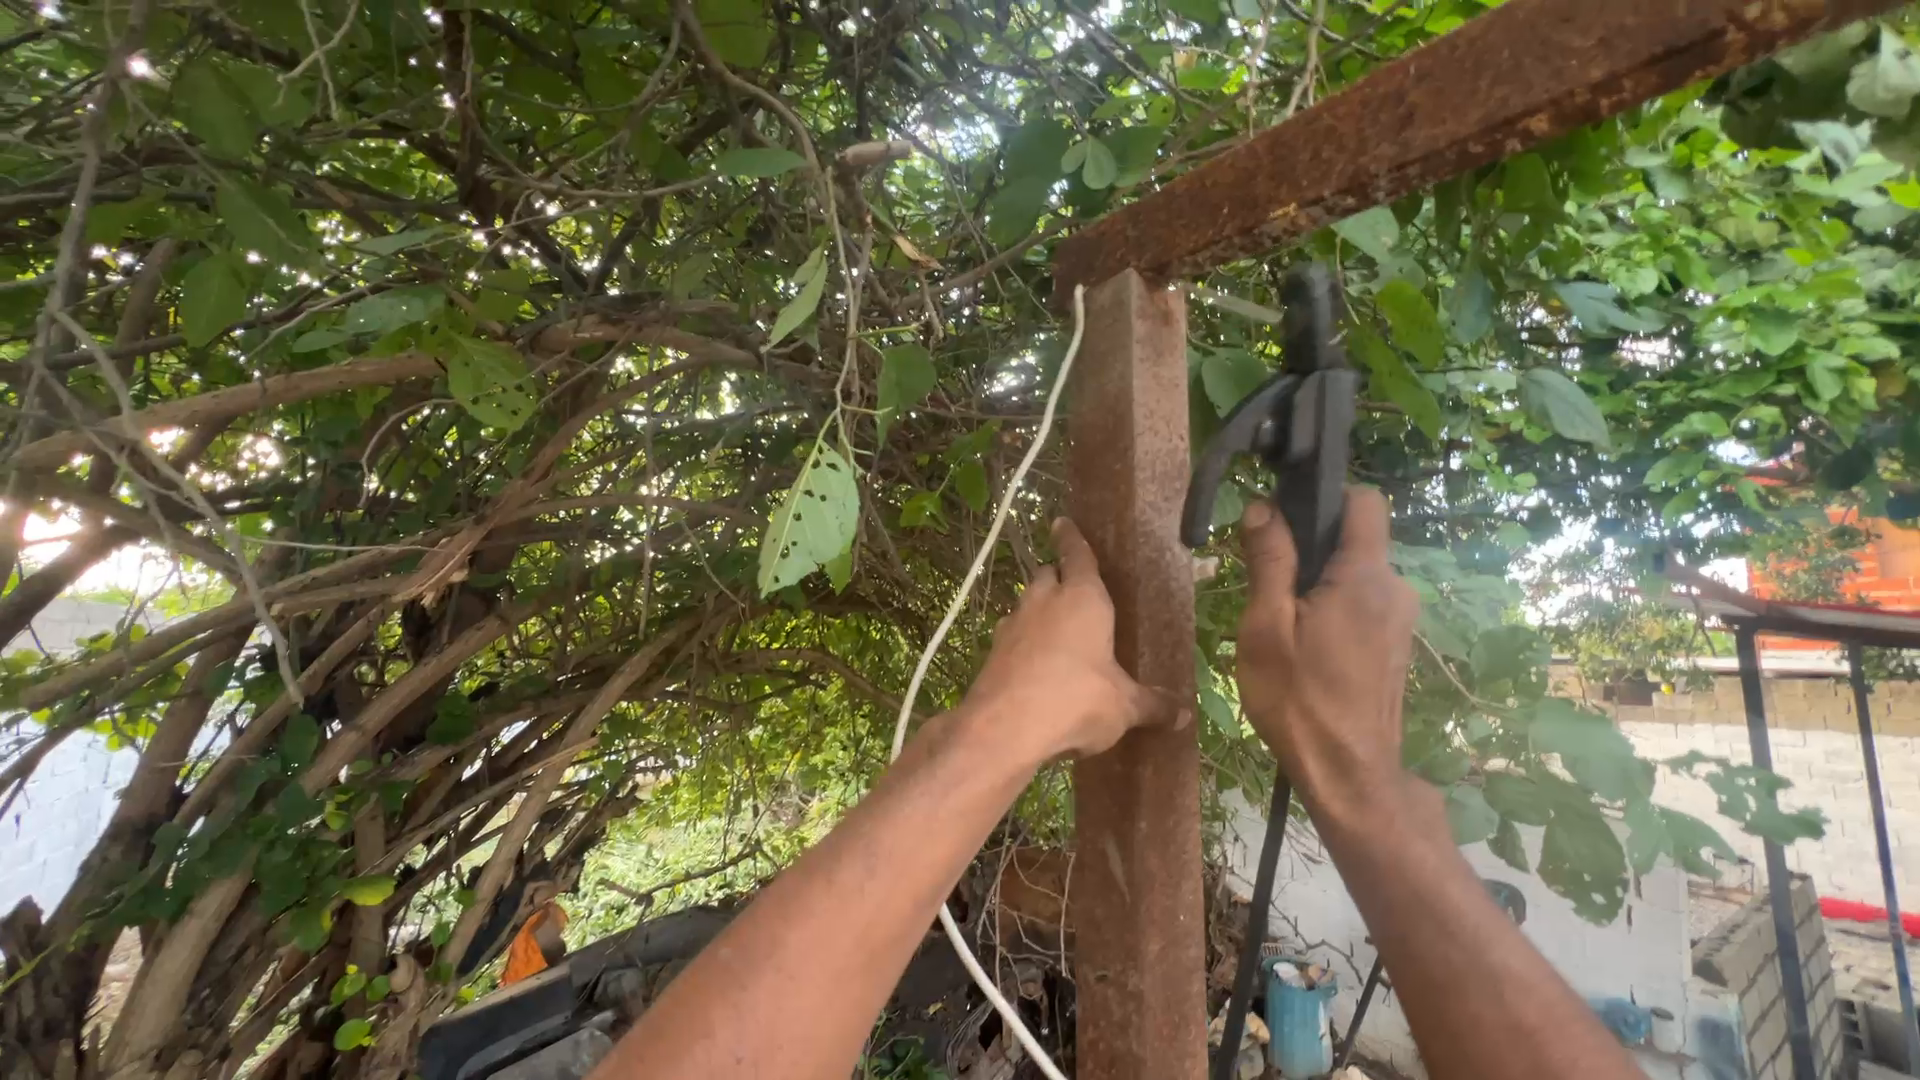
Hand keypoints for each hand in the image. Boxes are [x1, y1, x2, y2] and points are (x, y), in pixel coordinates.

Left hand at [962, 519, 1180, 760]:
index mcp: (1083, 598)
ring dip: (1039, 611)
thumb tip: (1183, 713)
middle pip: (1047, 575)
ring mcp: (1013, 623)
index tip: (1062, 523)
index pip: (1077, 555)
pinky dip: (1023, 642)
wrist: (1004, 727)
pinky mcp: (992, 650)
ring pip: (1026, 604)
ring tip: (1056, 631)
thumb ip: (1152, 704)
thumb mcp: (1123, 706)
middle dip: (1057, 577)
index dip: (1072, 538)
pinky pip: (1012, 635)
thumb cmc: (1076, 700)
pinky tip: (1034, 665)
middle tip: (1071, 588)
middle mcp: (1044, 600)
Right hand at [1236, 488, 1419, 820]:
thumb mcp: (1267, 627)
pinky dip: (1332, 607)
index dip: (1324, 497)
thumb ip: (1269, 561)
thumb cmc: (1297, 698)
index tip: (1283, 519)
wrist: (1347, 773)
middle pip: (1355, 539)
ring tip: (1281, 622)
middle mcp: (1396, 589)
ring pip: (1355, 574)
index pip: (1365, 501)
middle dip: (1311, 549)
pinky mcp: (1396, 644)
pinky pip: (1362, 602)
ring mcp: (1401, 619)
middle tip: (1267, 586)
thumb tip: (1262, 507)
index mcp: (1366, 577)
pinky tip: (1305, 645)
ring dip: (1318, 583)